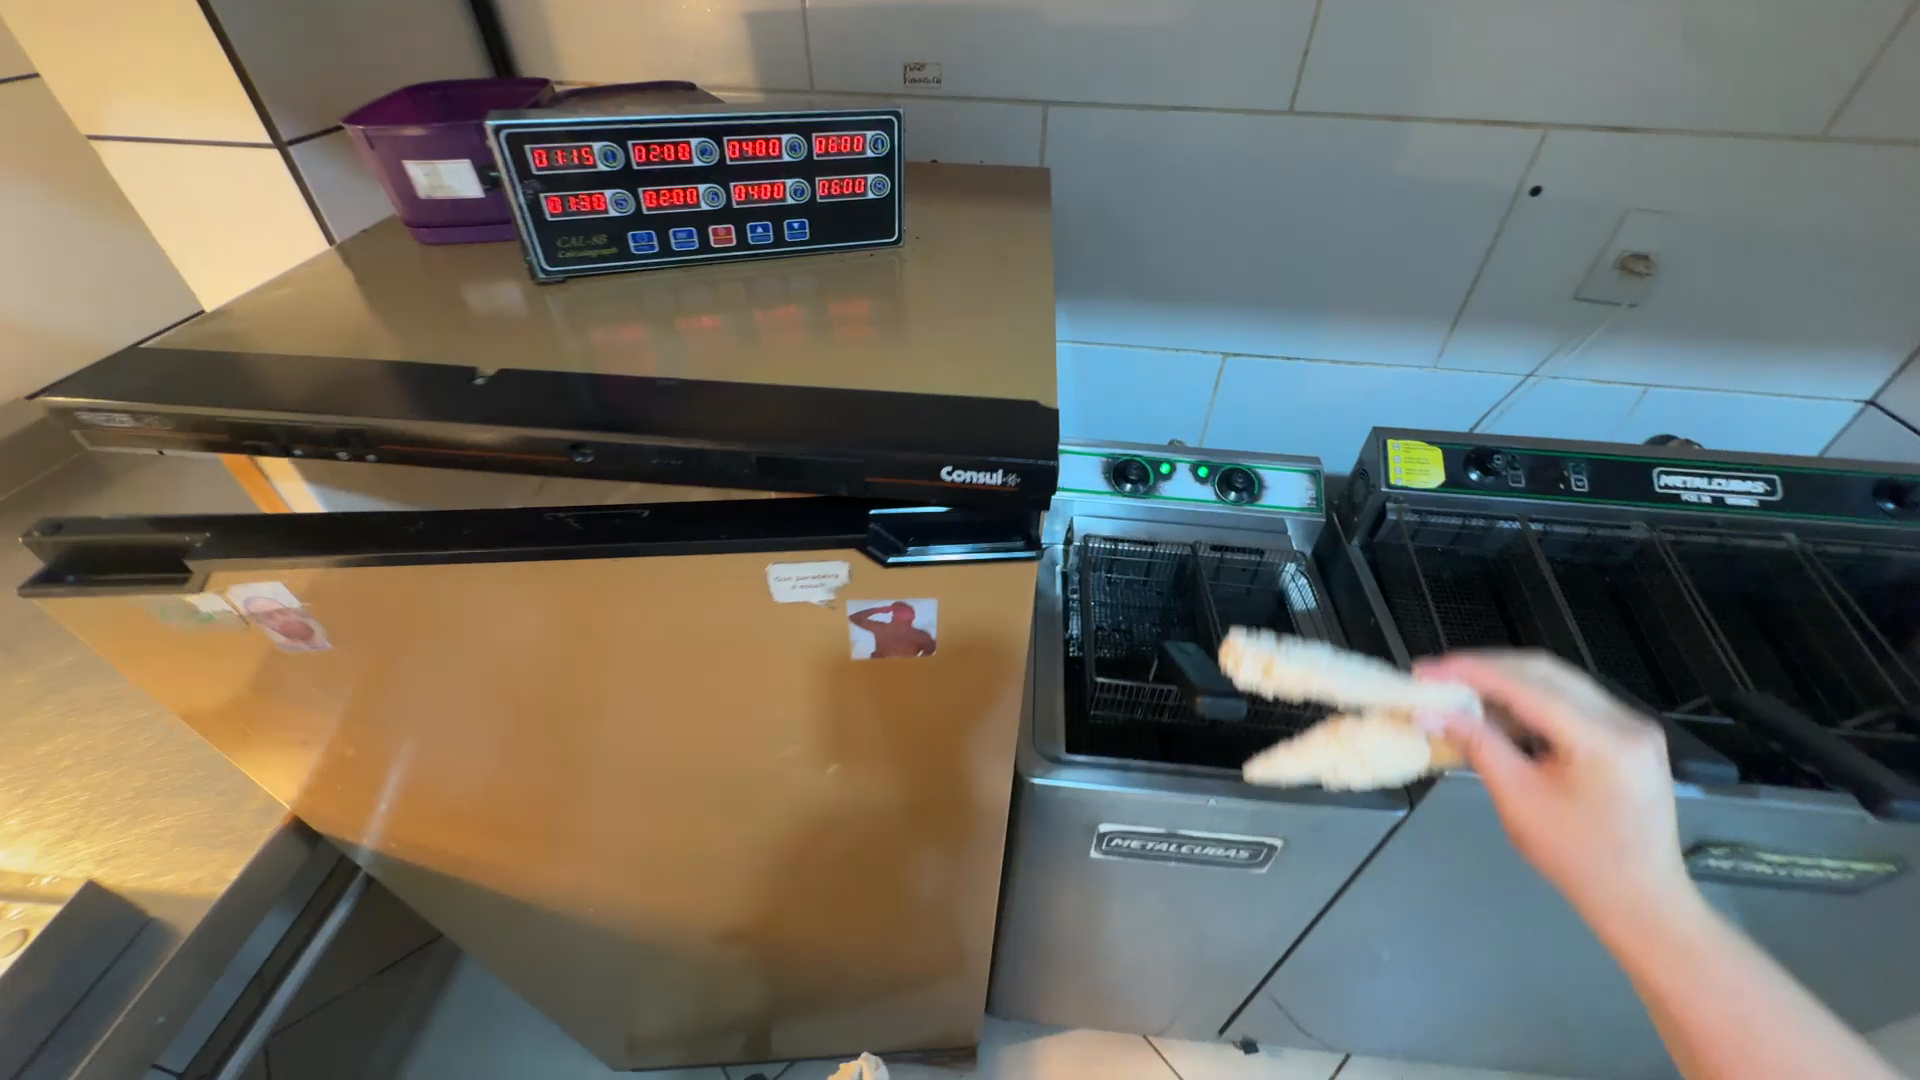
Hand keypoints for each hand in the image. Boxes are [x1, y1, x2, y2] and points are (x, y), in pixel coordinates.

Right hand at [1414, 650, 1695, 929]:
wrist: (1641, 898)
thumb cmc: (1577, 857)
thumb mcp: (1517, 798)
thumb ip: (1476, 744)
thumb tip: (1428, 711)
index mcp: (1604, 740)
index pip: (1527, 686)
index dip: (1470, 672)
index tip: (1423, 671)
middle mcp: (1625, 721)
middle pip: (1543, 672)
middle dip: (1483, 669)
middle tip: (1434, 676)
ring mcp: (1629, 725)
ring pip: (1554, 680)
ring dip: (1502, 680)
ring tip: (1455, 690)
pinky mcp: (1624, 734)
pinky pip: (1567, 698)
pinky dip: (1523, 698)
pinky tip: (1493, 709)